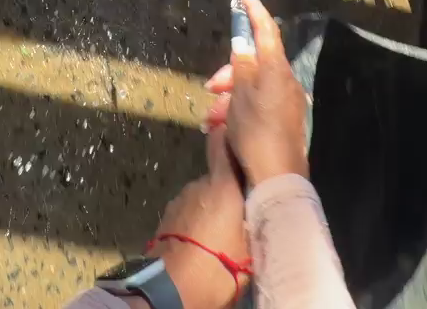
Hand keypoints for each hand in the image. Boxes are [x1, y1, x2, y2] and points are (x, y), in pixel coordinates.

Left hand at [148, 123, 250, 308]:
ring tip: (218, 236)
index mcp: (223, 186)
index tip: (235, 137)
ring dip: (208, 210)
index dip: (227, 139)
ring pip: (201, 198)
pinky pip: (187, 213)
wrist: (171, 289)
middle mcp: (199, 184)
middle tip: (237, 217)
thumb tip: (261, 211)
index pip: (221, 146)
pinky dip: (193, 223)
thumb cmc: (219, 266)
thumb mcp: (249, 249)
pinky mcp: (165, 217)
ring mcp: (179, 199)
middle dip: (225, 194)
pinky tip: (200, 243)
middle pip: (216, 180)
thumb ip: (254, 222)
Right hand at [203, 0, 307, 187]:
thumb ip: (241, 66)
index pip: (267, 31)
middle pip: (255, 63)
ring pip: (252, 87)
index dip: (255, 13)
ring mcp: (287, 103)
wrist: (277, 180)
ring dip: (229, 97)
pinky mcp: (284, 122)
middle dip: (229, 72)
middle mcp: (286, 82)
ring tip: (212, 119)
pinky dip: (239, 109)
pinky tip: (222, 127)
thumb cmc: (256, 132)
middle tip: (211, 88)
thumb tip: (242, 46)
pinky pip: (258, 105)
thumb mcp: (240, 95)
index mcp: (277, 70)